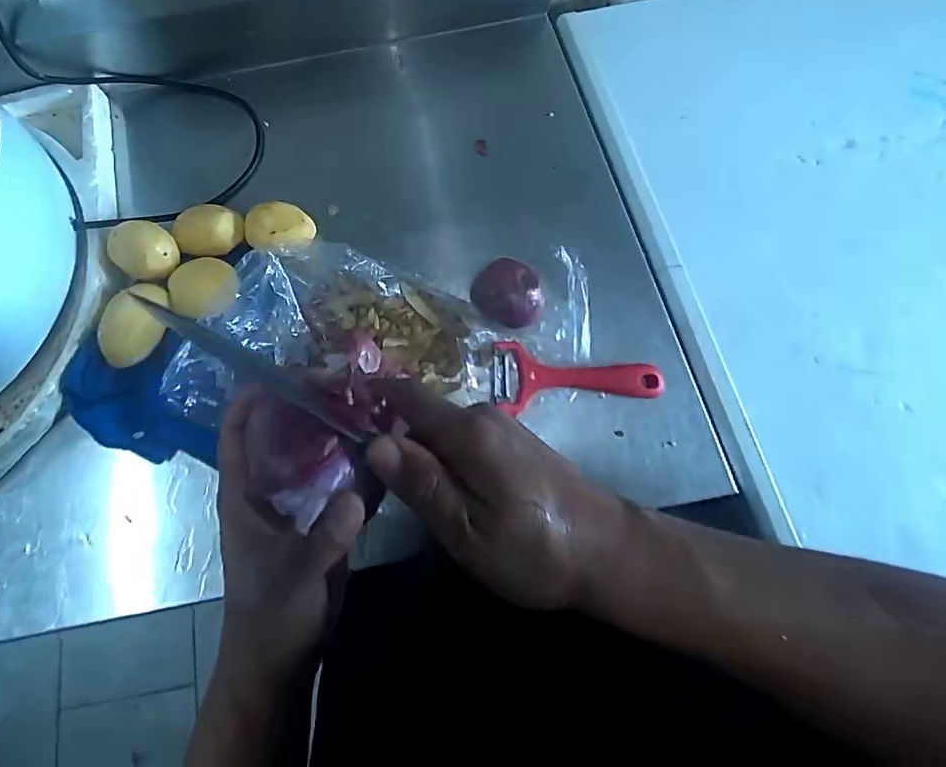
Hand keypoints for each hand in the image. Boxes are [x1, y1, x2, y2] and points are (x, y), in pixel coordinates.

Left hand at [213, 389, 364, 686]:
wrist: (282, 661)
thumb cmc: (271, 616)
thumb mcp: (295, 576)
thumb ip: (325, 537)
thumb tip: (357, 497)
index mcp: (244, 492)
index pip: (237, 430)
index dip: (255, 396)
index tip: (289, 373)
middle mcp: (269, 486)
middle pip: (282, 430)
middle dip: (308, 403)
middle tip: (345, 384)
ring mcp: (298, 500)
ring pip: (313, 450)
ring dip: (336, 426)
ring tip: (369, 403)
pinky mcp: (323, 516)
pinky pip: (339, 477)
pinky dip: (358, 459)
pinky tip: (384, 443)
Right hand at [365, 380, 627, 610]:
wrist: (609, 551)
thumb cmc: (535, 550)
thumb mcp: (469, 530)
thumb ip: (422, 484)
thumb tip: (375, 442)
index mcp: (467, 431)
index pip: (406, 396)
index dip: (370, 394)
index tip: (335, 401)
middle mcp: (483, 415)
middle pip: (420, 414)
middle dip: (391, 434)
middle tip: (364, 472)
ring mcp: (501, 425)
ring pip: (441, 428)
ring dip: (418, 448)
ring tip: (399, 487)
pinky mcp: (512, 440)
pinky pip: (462, 437)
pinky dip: (442, 454)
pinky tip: (443, 487)